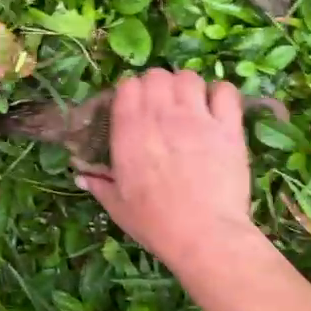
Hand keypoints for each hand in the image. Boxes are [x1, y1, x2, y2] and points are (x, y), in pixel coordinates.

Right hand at [76, 69, 259, 269]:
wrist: (203, 235)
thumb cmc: (154, 222)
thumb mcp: (117, 206)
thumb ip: (100, 184)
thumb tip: (82, 175)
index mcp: (129, 129)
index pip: (127, 86)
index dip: (131, 93)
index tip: (134, 109)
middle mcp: (161, 114)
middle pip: (158, 75)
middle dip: (158, 86)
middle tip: (162, 108)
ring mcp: (197, 117)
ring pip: (190, 77)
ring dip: (187, 87)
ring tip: (189, 105)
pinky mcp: (228, 127)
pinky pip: (226, 91)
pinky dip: (220, 94)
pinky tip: (217, 109)